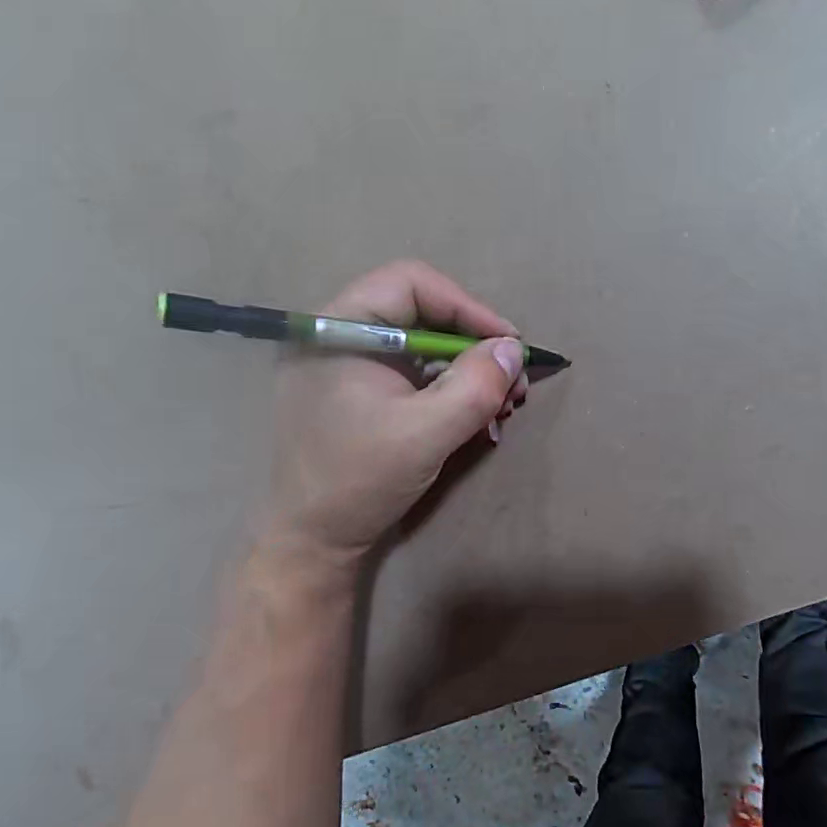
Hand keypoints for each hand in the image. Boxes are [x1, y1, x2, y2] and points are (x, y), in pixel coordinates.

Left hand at [259, 261, 529, 566]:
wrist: (312, 542)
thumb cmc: (357, 482)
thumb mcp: (425, 433)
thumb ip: (475, 386)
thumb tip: (513, 350)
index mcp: (338, 329)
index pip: (410, 284)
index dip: (467, 307)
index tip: (508, 344)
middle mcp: (339, 337)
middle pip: (421, 314)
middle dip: (475, 347)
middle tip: (514, 381)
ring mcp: (347, 368)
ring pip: (422, 348)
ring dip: (469, 373)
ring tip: (503, 407)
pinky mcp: (359, 396)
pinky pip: (412, 377)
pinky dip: (449, 393)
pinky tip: (478, 421)